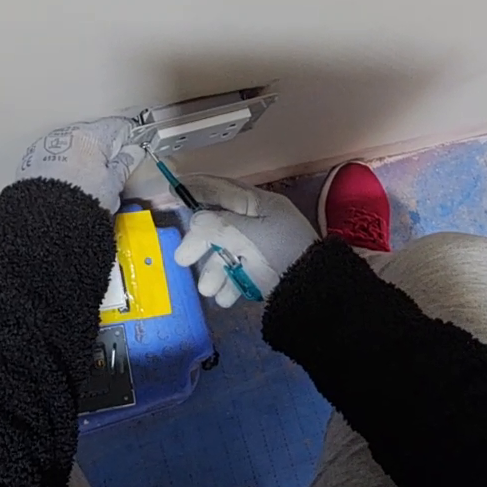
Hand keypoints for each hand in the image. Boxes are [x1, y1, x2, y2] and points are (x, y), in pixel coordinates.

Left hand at [15, 117, 146, 212]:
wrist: (45, 218)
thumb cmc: (80, 200)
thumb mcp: (113, 184)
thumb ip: (125, 163)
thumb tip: (133, 152)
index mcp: (92, 135)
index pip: (118, 126)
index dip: (128, 139)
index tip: (131, 151)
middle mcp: (67, 134)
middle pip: (93, 135)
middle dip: (101, 151)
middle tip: (109, 173)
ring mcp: (47, 145)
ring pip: (72, 146)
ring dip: (80, 158)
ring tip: (84, 182)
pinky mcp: (32, 160)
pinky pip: (53, 158)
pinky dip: (61, 166)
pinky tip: (66, 184)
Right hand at [173, 175, 318, 306]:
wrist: (315, 293)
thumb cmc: (282, 254)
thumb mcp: (249, 235)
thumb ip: (218, 225)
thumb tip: (195, 221)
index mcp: (259, 204)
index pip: (221, 189)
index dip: (195, 189)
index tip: (171, 193)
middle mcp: (257, 223)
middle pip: (217, 226)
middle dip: (199, 244)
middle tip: (183, 259)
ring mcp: (258, 248)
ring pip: (224, 253)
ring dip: (213, 271)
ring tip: (210, 290)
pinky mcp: (260, 272)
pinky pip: (236, 274)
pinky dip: (228, 285)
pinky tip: (226, 297)